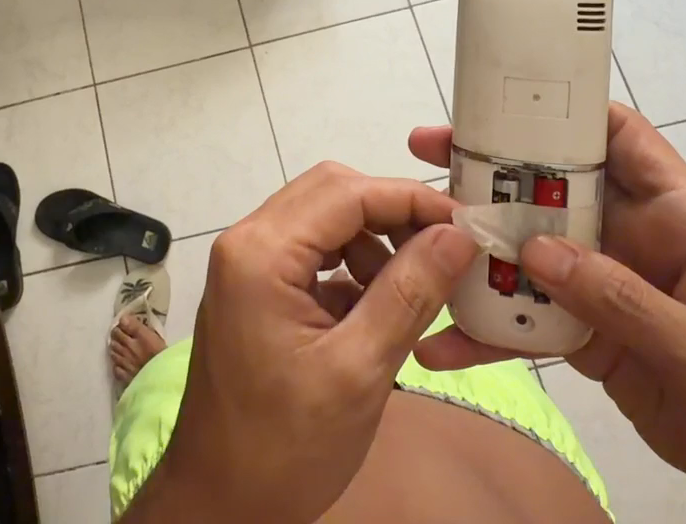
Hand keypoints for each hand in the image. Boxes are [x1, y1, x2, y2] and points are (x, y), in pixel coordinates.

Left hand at [122, 161, 479, 523]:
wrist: (220, 501)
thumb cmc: (286, 446)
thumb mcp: (359, 370)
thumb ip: (409, 293)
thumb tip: (458, 234)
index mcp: (260, 252)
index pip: (345, 192)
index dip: (409, 199)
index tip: (465, 225)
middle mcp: (246, 242)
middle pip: (329, 193)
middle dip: (390, 214)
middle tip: (444, 251)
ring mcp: (245, 264)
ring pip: (321, 219)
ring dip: (371, 241)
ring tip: (414, 288)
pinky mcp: (253, 288)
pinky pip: (309, 252)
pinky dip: (349, 267)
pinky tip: (378, 307)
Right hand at [409, 105, 685, 523]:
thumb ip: (626, 301)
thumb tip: (537, 252)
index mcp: (681, 221)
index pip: (622, 140)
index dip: (563, 112)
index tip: (497, 103)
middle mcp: (635, 241)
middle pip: (553, 187)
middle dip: (490, 169)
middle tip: (426, 152)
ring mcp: (608, 288)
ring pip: (529, 249)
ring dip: (474, 244)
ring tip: (413, 236)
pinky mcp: (590, 335)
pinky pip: (529, 319)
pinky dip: (488, 331)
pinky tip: (444, 343)